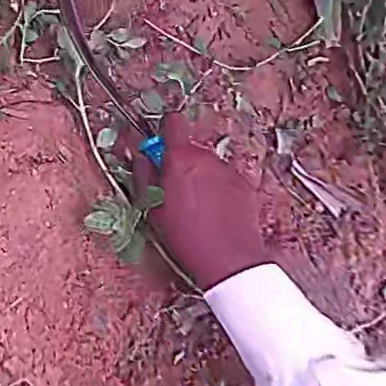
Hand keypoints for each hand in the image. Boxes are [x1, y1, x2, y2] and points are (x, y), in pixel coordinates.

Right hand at [131, 111, 270, 288]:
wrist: (230, 261)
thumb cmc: (187, 236)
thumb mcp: (153, 206)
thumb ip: (144, 174)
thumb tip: (140, 158)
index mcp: (180, 158)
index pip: (173, 123)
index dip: (165, 128)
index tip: (160, 142)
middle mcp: (205, 158)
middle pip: (189, 147)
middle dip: (180, 161)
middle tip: (173, 186)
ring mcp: (227, 171)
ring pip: (207, 163)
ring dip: (200, 174)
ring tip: (195, 203)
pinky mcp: (244, 185)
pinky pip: (225, 178)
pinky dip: (218, 187)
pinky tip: (213, 209)